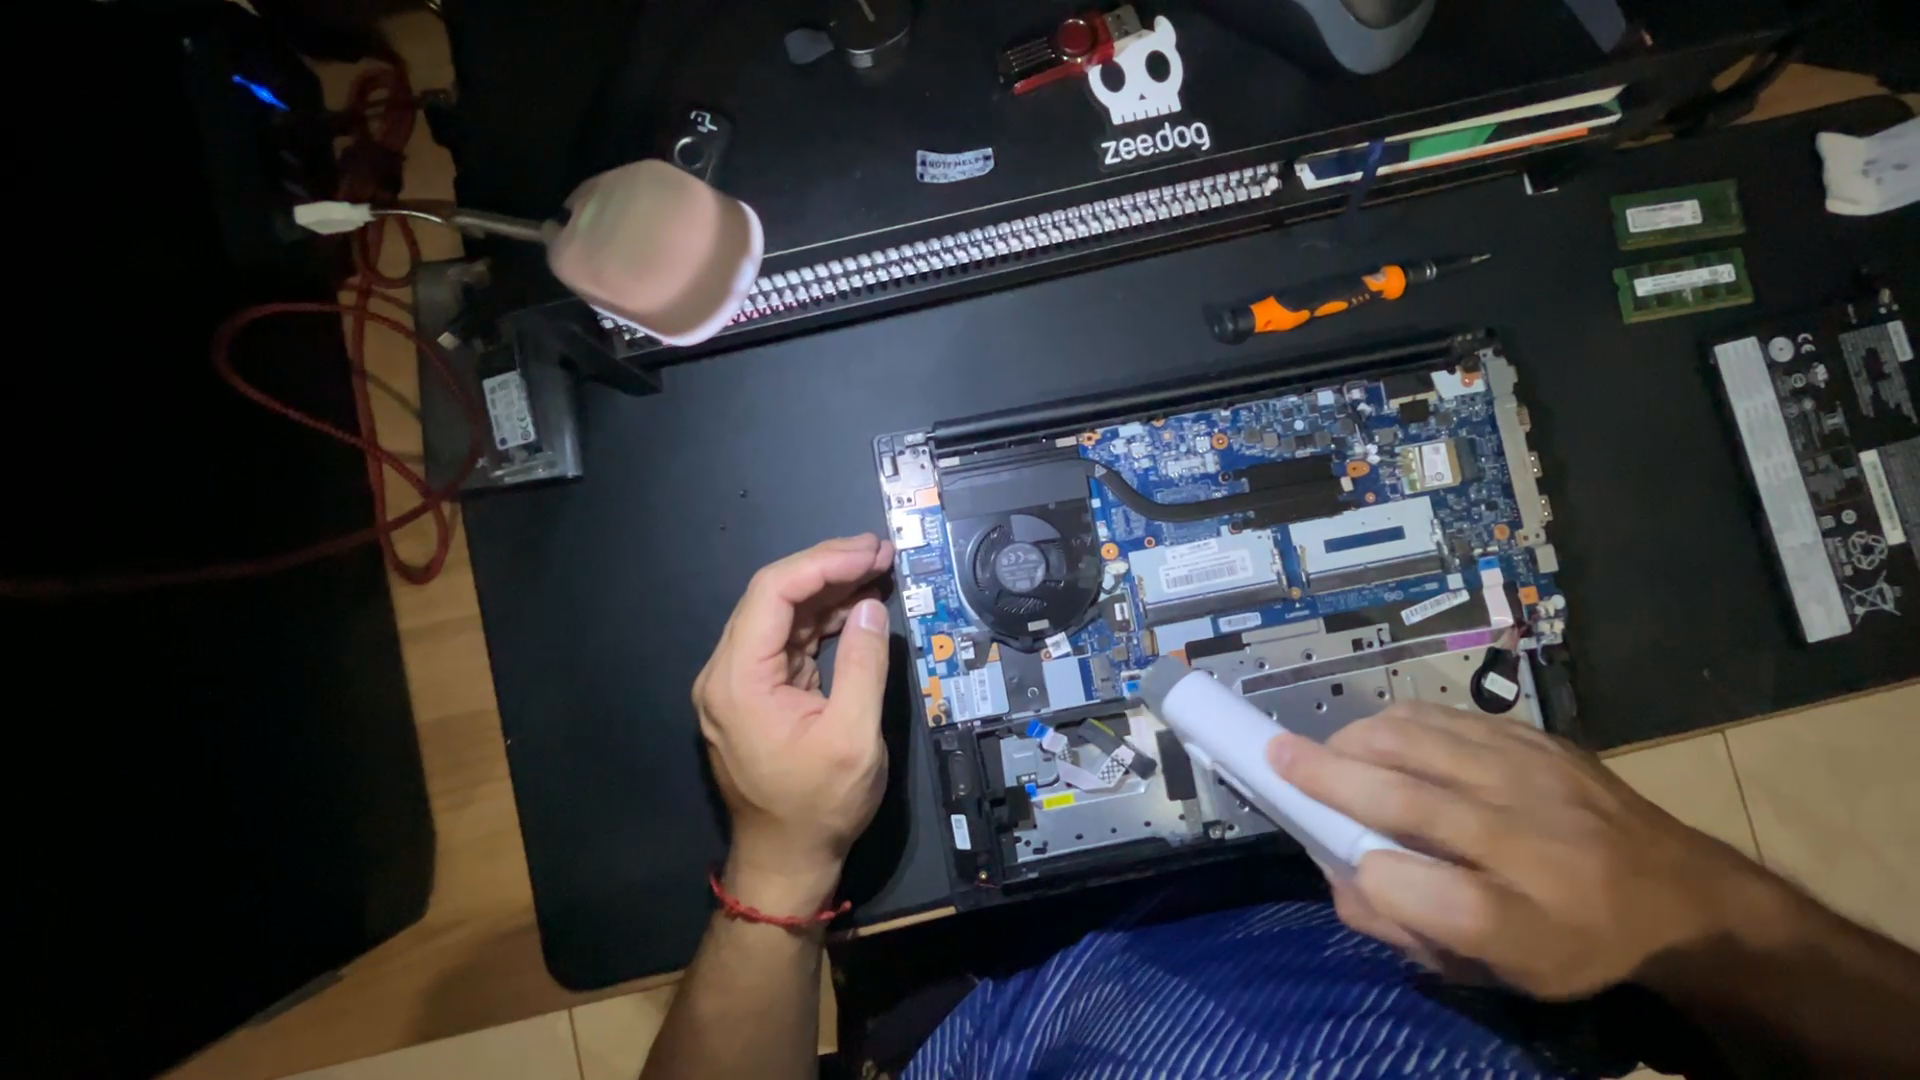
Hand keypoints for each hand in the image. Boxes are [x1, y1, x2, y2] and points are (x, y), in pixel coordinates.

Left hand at [693, 534, 894, 914]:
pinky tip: (857, 607)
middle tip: (881, 553)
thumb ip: (861, 664)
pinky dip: (822, 620)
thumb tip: (869, 606)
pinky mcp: (756, 692)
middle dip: (828, 568)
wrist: (785, 861)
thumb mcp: (853, 738)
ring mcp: (738, 682)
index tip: (871, 552)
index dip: (823, 562)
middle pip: (772, 596)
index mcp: (738, 680)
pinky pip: (787, 641)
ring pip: (781, 614)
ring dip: (828, 591)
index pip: (772, 593)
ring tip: (878, 571)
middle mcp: (727, 672)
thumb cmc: (817, 807)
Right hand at [1269, 702, 1774, 998]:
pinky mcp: (1536, 738)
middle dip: (1327, 774)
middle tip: (1277, 758)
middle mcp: (1533, 841)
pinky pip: (1443, 716)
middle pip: (1407, 796)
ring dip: (1355, 740)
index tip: (1338, 859)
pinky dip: (1395, 724)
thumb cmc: (1574, 942)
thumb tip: (1337, 868)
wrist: (1686, 899)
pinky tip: (1383, 740)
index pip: (1435, 901)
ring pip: (1416, 738)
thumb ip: (1405, 926)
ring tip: (1328, 750)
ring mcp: (1536, 776)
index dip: (1372, 879)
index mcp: (1534, 921)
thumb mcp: (1498, 970)